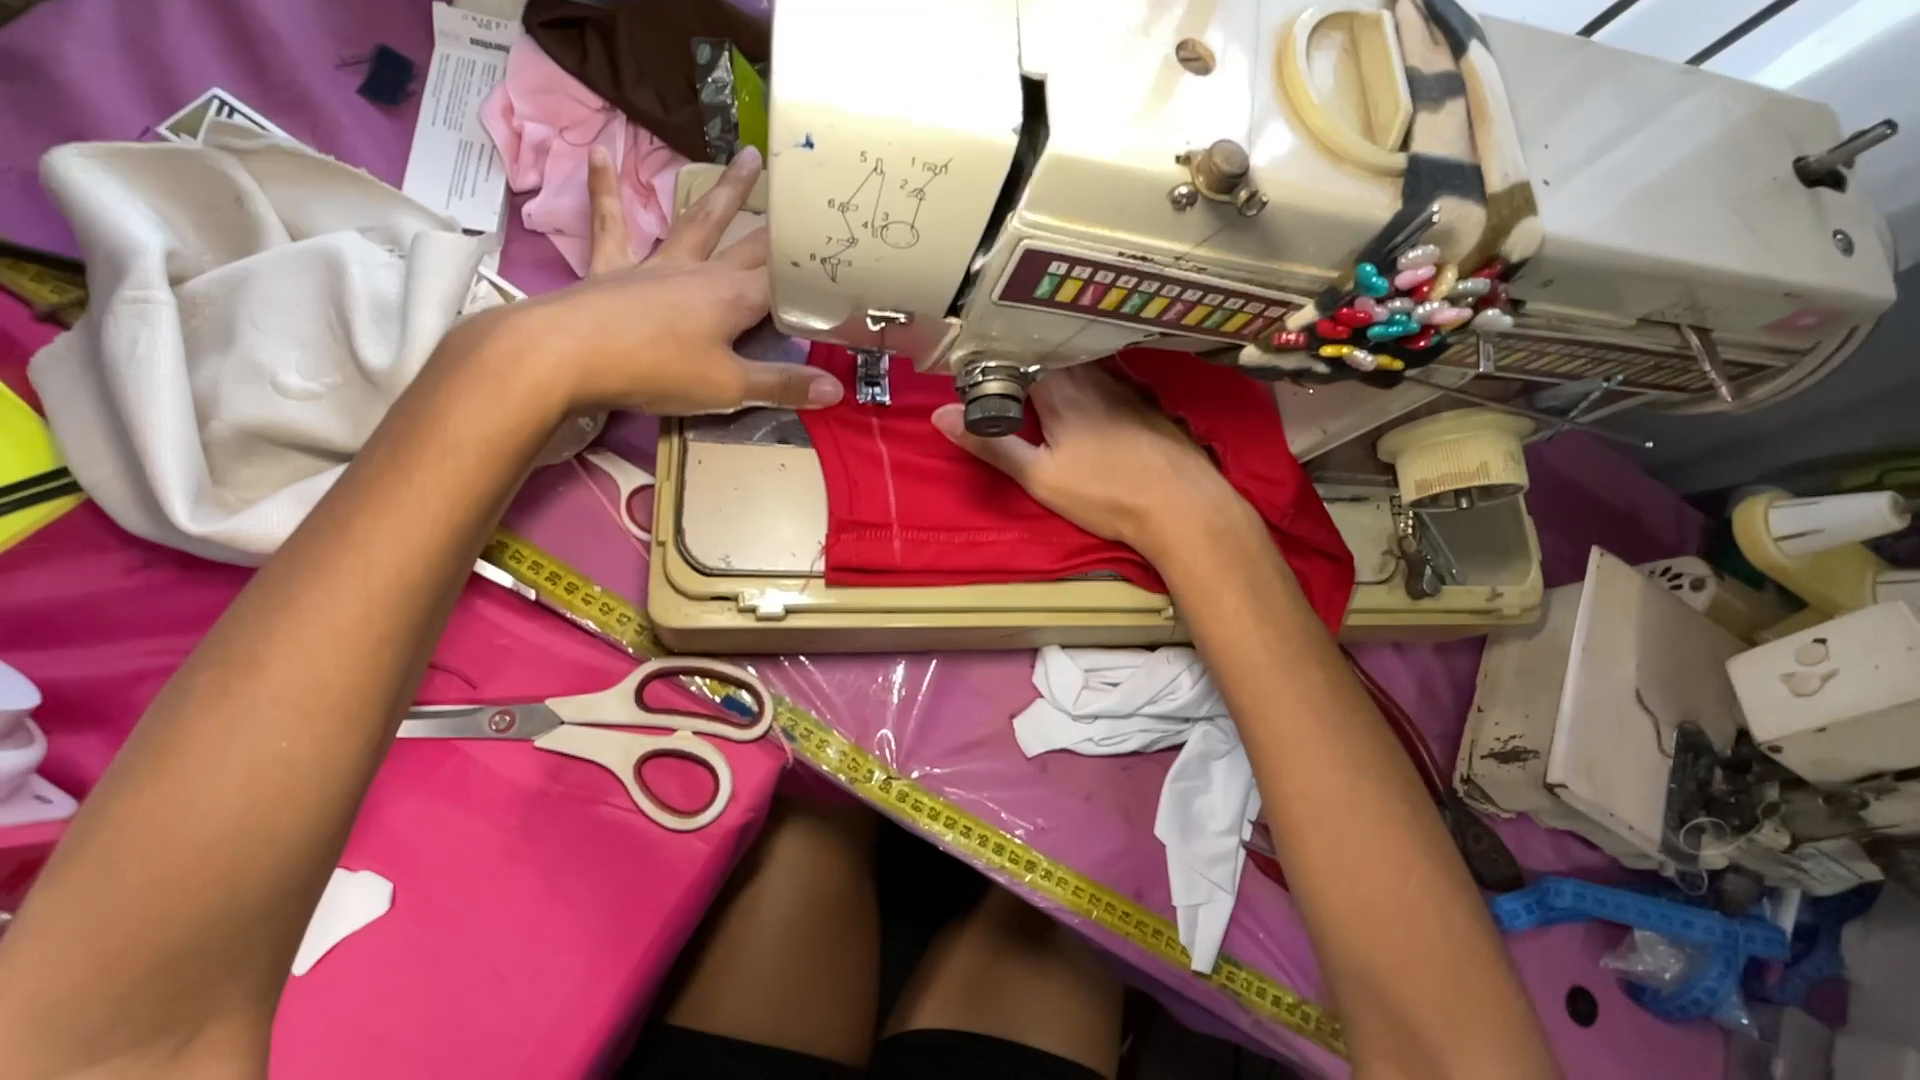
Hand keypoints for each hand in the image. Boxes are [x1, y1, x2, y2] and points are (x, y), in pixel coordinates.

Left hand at [498, 145, 842, 415]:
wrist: (567, 354)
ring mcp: (657, 265)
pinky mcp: (613, 269)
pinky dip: (605, 190)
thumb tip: (836, 390)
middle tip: (805, 189)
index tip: (840, 251)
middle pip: (750, 244)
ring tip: (746, 157)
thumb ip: (782, 386)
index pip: (784, 282)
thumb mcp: (728, 388)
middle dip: (780, 221)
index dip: (812, 271)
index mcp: (734, 299)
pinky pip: (612, 224)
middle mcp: (701, 272)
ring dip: (724, 192)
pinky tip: (599, 154)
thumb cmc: (655, 370)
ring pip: (698, 221)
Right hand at [931, 364, 1254, 557]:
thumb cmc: (1106, 494)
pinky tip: (1085, 408)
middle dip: (1024, 364)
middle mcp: (1092, 375)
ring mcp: (1124, 385)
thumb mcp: (1039, 476)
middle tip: (1002, 382)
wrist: (1182, 506)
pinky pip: (1105, 379)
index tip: (976, 372)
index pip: (1017, 352)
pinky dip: (1086, 385)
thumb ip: (991, 444)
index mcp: (1060, 387)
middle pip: (1050, 355)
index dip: (994, 359)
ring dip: (1056, 372)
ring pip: (1079, 365)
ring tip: (1037, 392)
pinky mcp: (1145, 400)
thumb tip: (940, 416)